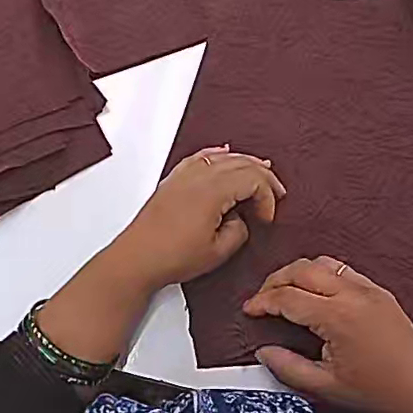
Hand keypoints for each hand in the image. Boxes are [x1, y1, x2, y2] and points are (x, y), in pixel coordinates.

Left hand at [37, 146, 283, 365]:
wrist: (137, 259)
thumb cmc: (171, 257)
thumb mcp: (218, 252)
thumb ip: (239, 231)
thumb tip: (241, 221)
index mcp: (212, 191)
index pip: (253, 179)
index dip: (267, 197)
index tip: (266, 218)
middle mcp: (198, 176)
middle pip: (241, 163)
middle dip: (263, 176)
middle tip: (276, 193)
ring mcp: (183, 176)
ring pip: (222, 157)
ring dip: (244, 162)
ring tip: (261, 167)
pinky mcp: (173, 181)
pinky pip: (199, 157)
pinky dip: (216, 154)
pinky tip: (223, 152)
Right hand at [243, 257, 412, 412]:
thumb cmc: (381, 392)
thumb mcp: (325, 388)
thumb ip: (288, 367)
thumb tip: (264, 351)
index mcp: (338, 317)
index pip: (287, 297)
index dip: (262, 302)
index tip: (250, 311)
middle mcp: (354, 295)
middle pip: (301, 269)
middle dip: (275, 280)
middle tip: (262, 300)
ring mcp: (369, 290)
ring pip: (323, 263)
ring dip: (298, 273)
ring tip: (285, 293)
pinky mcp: (380, 292)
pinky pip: (343, 270)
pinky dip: (322, 274)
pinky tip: (315, 293)